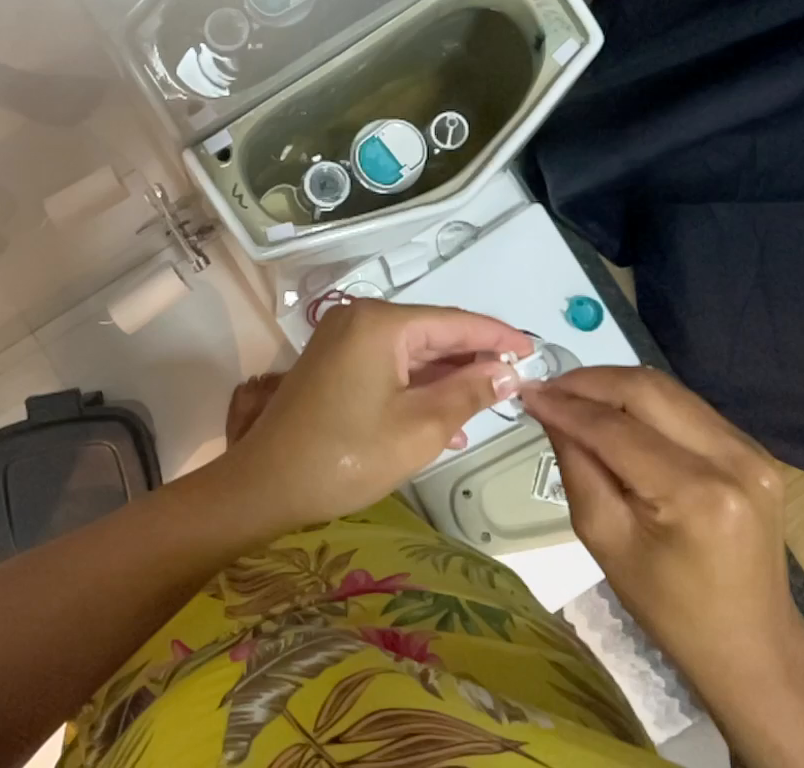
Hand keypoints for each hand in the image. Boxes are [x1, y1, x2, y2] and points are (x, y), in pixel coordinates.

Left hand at [214, 299, 528, 525]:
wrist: (267, 484)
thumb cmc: (348, 455)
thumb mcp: (420, 427)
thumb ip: (468, 392)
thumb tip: (507, 372)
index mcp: (380, 324)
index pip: (454, 321)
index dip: (498, 337)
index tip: (535, 351)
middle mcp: (358, 320)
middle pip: (431, 333)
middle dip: (473, 358)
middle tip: (517, 381)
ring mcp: (341, 341)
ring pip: (410, 352)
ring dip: (447, 378)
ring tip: (489, 404)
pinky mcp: (332, 365)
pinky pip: (387, 366)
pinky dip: (416, 388)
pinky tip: (446, 420)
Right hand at [522, 367, 803, 687]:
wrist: (748, 640)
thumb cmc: (667, 604)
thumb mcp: (604, 538)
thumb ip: (576, 466)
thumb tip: (550, 411)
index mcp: (695, 493)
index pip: (615, 428)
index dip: (565, 405)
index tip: (525, 393)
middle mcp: (733, 460)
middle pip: (646, 390)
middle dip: (589, 382)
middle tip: (547, 388)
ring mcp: (751, 452)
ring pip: (667, 390)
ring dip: (614, 386)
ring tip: (571, 396)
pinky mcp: (754, 451)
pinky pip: (686, 407)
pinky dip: (642, 402)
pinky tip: (612, 413)